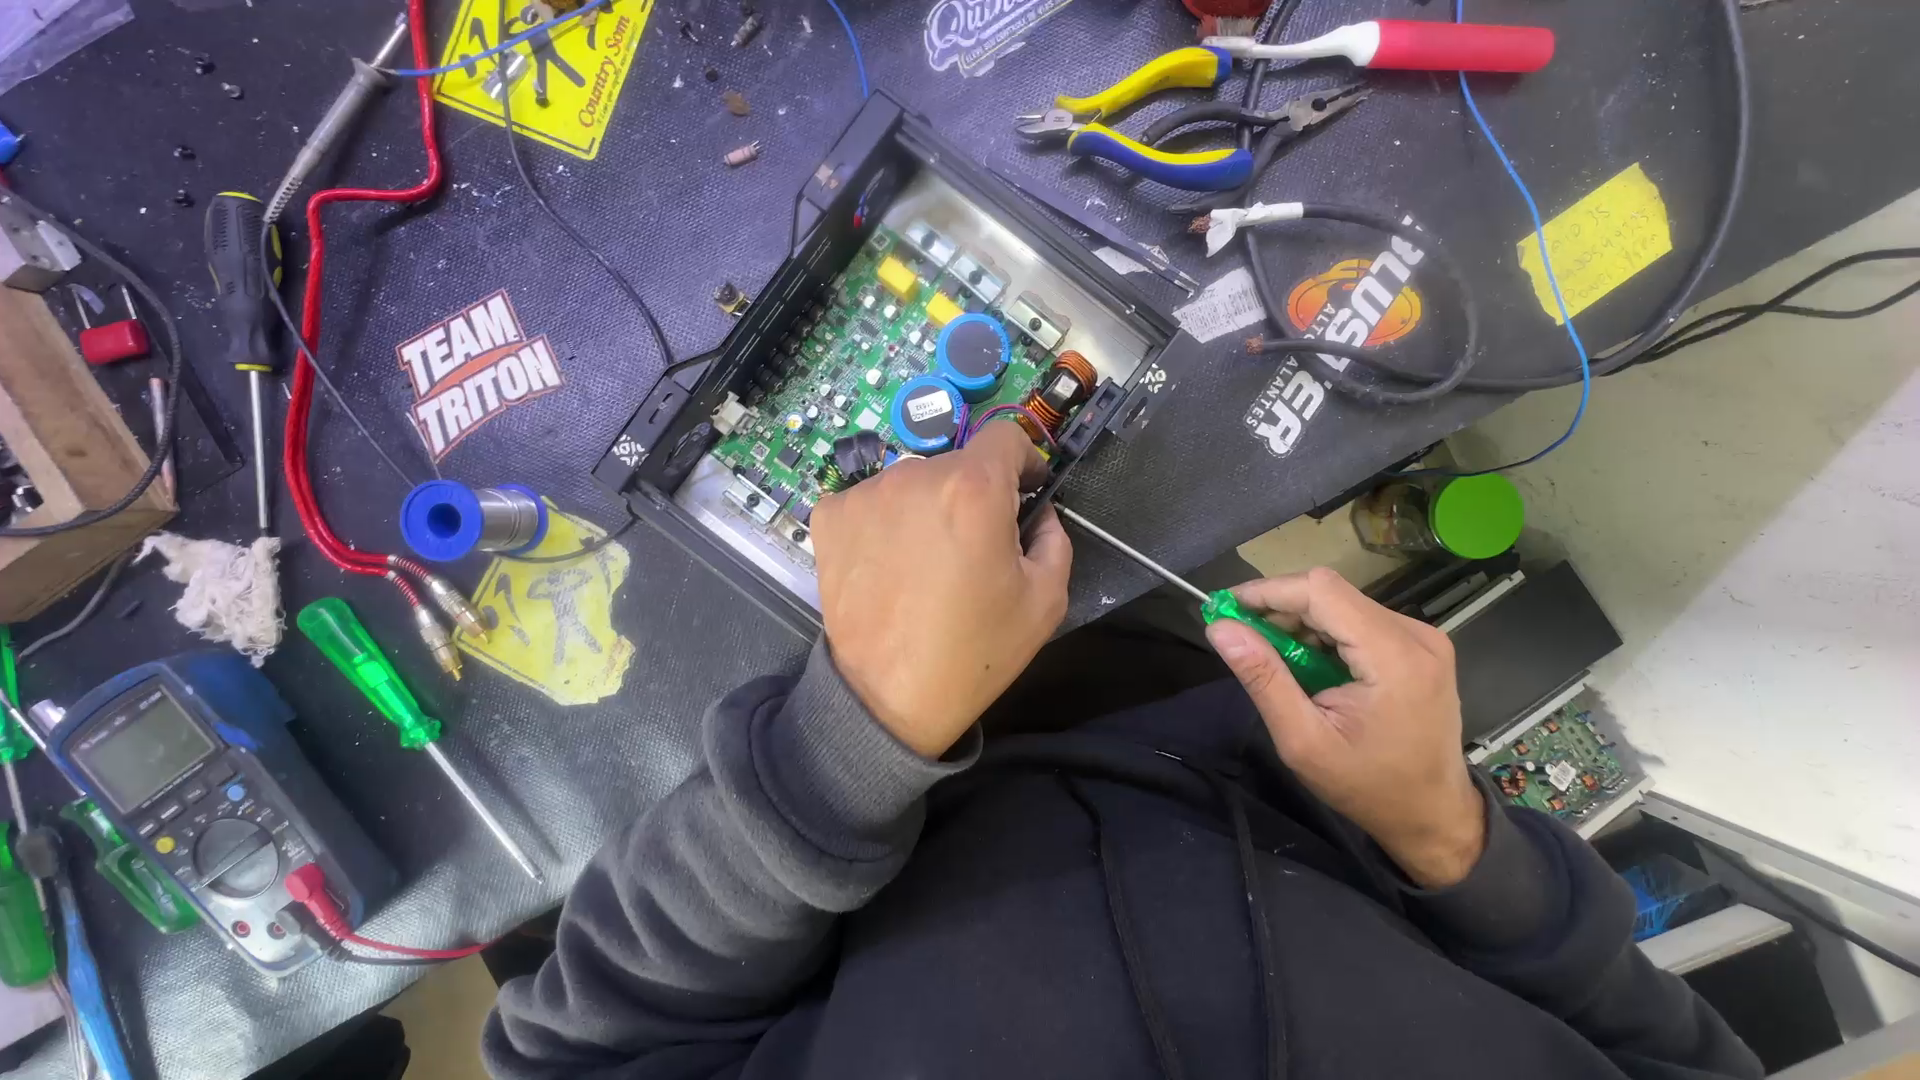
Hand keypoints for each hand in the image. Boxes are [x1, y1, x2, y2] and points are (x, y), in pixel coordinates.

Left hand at [810, 422, 1071, 757]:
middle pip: (957, 464)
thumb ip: (1054, 536)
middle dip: (974, 494)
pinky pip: (871, 502)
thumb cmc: (974, 651)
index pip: (1005, 436)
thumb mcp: (1046, 599)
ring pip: (912, 483)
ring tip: (927, 563)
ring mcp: (865, 494)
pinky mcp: (830, 517)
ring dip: (927, 507)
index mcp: (973, 488)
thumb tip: (1036, 512)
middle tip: (974, 548)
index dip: (1022, 460)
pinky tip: (890, 564)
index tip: (1023, 490)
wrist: (888, 698)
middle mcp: (914, 476)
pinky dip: (885, 522)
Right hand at [1205, 568, 1484, 887]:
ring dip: (1298, 619)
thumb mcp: (1303, 740)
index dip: (1268, 591)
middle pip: (1331, 592)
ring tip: (1269, 653)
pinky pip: (1358, 618)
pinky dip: (1321, 631)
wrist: (1433, 815)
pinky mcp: (1419, 646)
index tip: (1224, 607)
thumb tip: (1220, 628)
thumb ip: (1263, 678)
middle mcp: (1415, 634)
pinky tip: (1303, 660)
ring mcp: (1422, 638)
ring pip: (1342, 602)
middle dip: (1278, 605)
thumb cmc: (1367, 786)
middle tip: (1240, 634)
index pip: (1321, 591)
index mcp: (1394, 657)